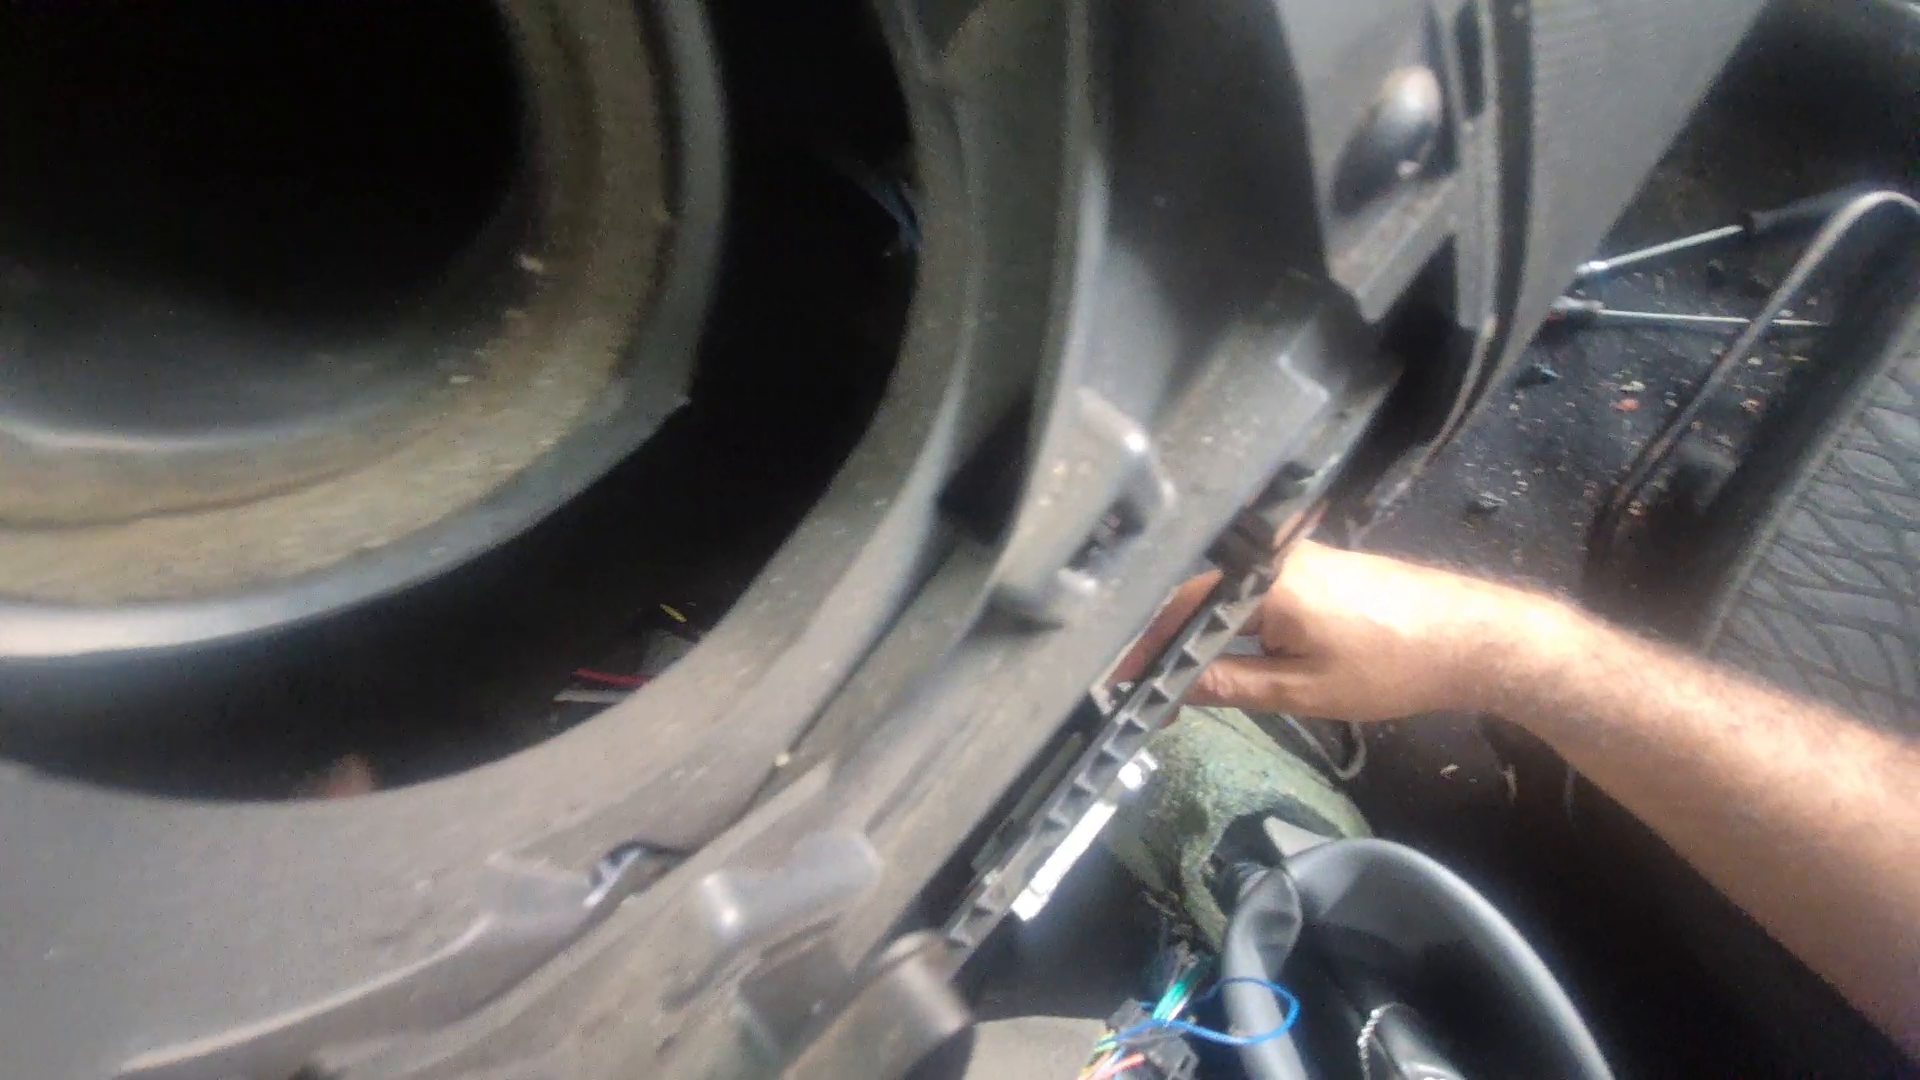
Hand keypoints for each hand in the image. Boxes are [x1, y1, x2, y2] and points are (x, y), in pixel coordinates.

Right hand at [1114, 541, 1532, 721]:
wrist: (1477, 639)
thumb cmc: (1391, 666)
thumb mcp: (1303, 689)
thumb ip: (1229, 683)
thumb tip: (1171, 689)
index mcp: (1262, 579)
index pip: (1180, 607)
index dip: (1147, 646)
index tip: (1122, 680)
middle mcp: (1268, 555)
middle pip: (1194, 596)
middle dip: (1167, 643)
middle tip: (1147, 686)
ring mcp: (1288, 555)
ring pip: (1220, 595)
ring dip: (1196, 635)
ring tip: (1175, 675)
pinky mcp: (1306, 564)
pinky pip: (1247, 592)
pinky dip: (1226, 624)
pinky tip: (1220, 651)